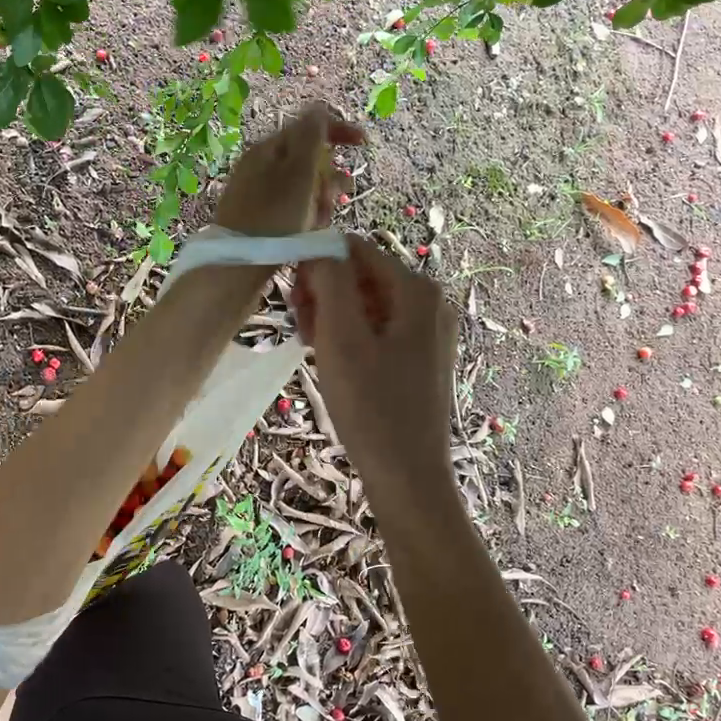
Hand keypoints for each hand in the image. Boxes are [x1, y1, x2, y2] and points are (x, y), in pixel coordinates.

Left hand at [215, 103, 363, 236]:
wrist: (237, 265)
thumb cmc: (273, 218)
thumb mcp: (298, 173)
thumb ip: (311, 137)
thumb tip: (318, 107)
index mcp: (267, 148)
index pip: (307, 126)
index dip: (338, 130)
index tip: (364, 144)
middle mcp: (259, 165)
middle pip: (307, 158)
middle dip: (327, 176)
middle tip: (333, 197)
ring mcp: (256, 191)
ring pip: (302, 185)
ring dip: (319, 198)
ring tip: (320, 219)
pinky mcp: (257, 216)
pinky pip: (290, 205)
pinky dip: (304, 213)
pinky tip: (307, 231)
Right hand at [292, 232, 459, 510]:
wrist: (407, 474)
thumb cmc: (371, 407)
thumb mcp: (341, 339)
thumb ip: (330, 283)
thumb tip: (317, 246)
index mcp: (415, 289)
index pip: (353, 249)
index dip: (315, 265)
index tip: (292, 300)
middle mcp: (429, 301)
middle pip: (360, 274)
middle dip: (322, 293)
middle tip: (299, 328)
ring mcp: (427, 330)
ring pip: (364, 303)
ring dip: (330, 316)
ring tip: (311, 348)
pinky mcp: (419, 356)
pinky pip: (375, 328)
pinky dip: (347, 336)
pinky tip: (331, 361)